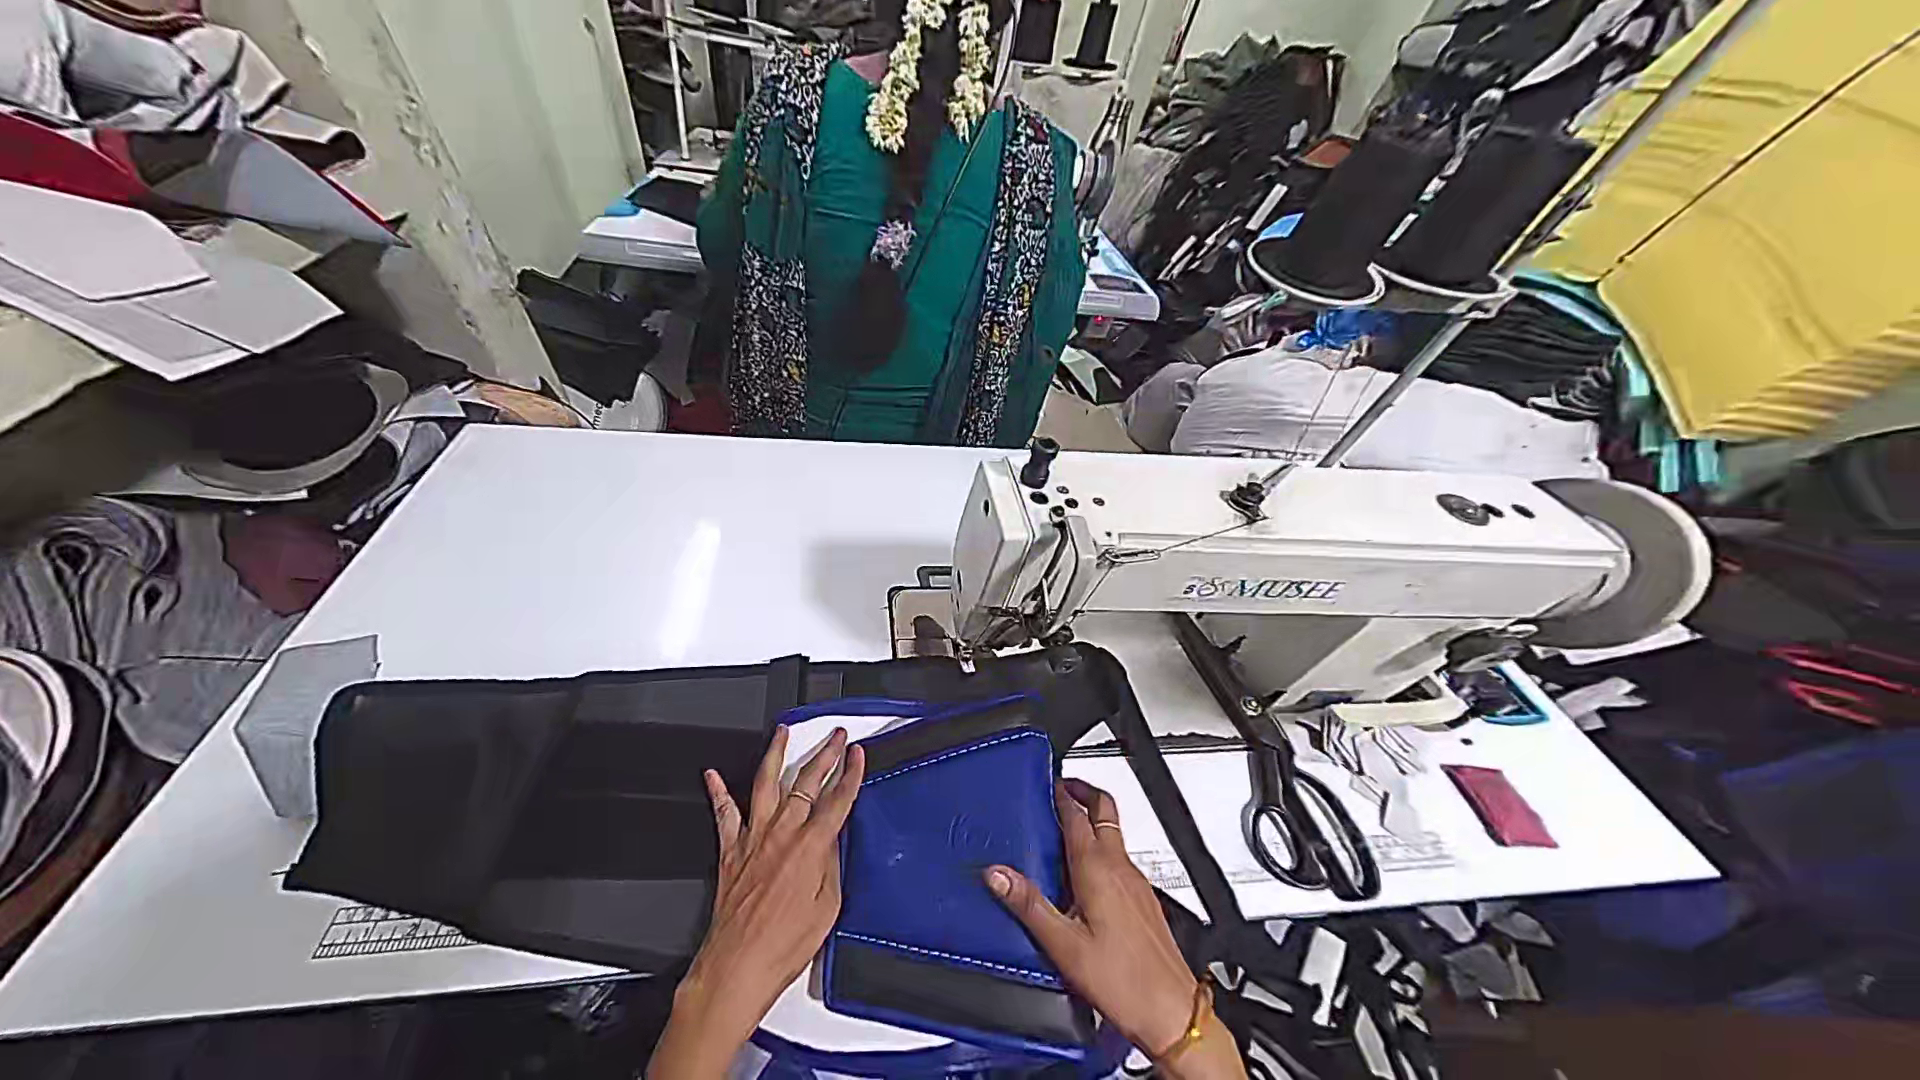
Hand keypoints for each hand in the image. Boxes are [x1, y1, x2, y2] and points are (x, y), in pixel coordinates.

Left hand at [648, 727, 864, 1079]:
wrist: (736, 969)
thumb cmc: (782, 947)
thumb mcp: (828, 908)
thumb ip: (832, 866)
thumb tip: (832, 842)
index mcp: (810, 848)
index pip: (838, 799)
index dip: (850, 773)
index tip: (857, 755)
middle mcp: (781, 835)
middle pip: (807, 782)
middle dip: (826, 754)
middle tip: (836, 737)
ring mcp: (753, 839)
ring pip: (766, 783)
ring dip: (777, 754)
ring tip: (783, 733)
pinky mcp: (731, 851)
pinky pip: (724, 814)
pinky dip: (718, 792)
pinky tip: (713, 775)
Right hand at [986, 779, 1244, 1079]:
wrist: (1172, 1014)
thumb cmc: (1125, 983)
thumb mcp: (1064, 945)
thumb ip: (1028, 905)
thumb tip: (998, 875)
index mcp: (1097, 869)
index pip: (1077, 815)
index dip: (1062, 794)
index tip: (1049, 784)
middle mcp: (1120, 868)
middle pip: (1105, 810)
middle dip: (1084, 792)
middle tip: (1066, 786)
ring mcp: (1136, 882)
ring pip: (1114, 832)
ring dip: (1093, 819)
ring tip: (1069, 824)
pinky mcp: (1144, 899)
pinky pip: (1121, 858)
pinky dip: (1102, 847)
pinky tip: (1089, 872)